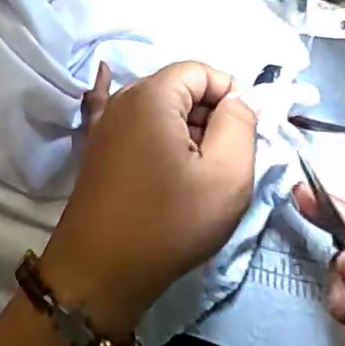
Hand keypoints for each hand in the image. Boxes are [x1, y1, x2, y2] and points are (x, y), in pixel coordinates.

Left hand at [38, 62, 258, 335]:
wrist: (98, 274)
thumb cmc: (168, 223)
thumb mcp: (226, 176)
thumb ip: (241, 125)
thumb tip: (239, 99)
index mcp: (152, 95)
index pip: (201, 70)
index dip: (230, 93)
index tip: (247, 131)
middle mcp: (123, 99)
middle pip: (179, 87)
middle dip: (210, 113)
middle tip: (228, 156)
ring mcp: (105, 123)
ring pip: (160, 109)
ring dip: (187, 130)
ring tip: (200, 171)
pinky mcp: (97, 148)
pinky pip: (134, 124)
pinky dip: (152, 127)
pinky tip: (150, 127)